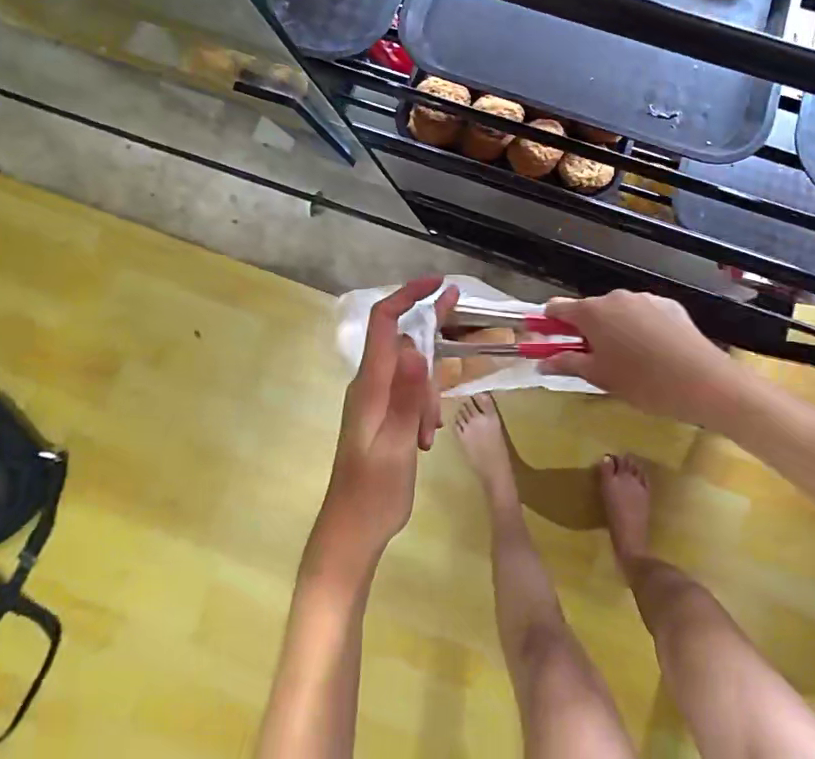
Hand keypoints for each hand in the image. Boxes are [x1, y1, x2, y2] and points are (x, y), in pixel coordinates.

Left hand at [315, 277, 457, 566]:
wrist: (352, 529)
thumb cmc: (374, 491)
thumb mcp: (396, 445)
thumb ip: (407, 396)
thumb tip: (416, 347)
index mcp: (370, 385)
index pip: (385, 324)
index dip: (408, 296)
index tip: (440, 285)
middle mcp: (369, 384)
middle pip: (403, 344)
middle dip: (431, 355)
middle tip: (461, 344)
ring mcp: (374, 400)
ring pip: (411, 374)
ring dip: (428, 395)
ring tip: (428, 435)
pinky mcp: (381, 415)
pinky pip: (408, 395)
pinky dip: (423, 409)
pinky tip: (425, 439)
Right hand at [541, 290, 741, 424]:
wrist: (704, 382)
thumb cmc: (643, 383)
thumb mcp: (599, 377)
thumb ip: (566, 364)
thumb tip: (541, 363)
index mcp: (592, 313)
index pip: (557, 308)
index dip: (548, 324)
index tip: (548, 340)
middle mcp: (615, 298)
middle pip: (589, 310)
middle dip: (585, 331)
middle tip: (592, 360)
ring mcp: (644, 298)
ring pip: (617, 312)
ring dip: (613, 329)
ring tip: (627, 360)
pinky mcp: (669, 305)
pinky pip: (642, 313)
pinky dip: (639, 328)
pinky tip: (652, 352)